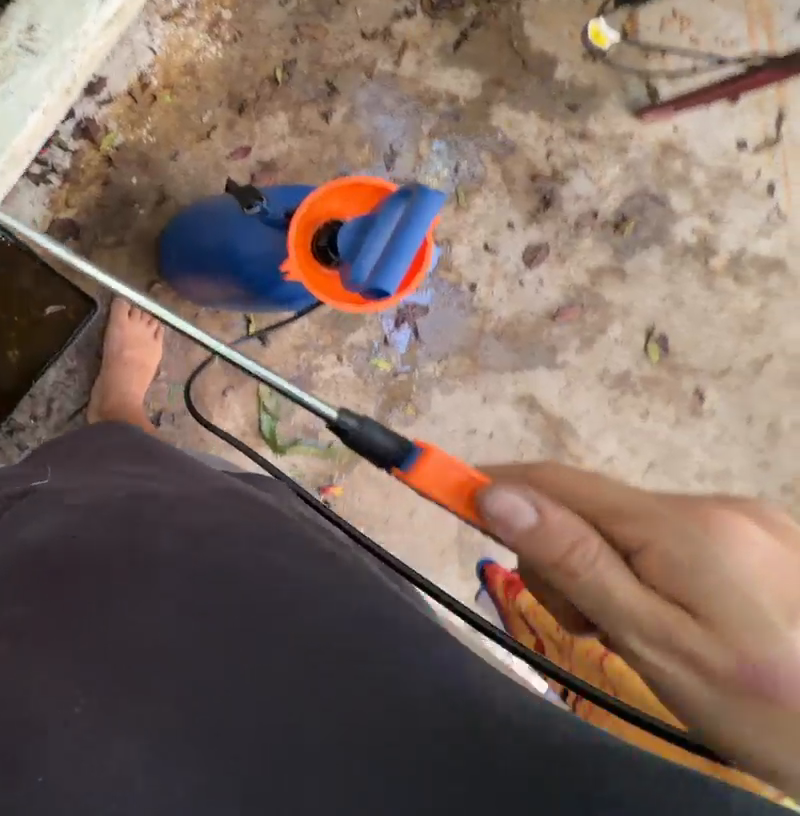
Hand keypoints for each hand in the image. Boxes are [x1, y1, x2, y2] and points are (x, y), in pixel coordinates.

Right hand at [477, 463, 799, 790]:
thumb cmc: (770, 709)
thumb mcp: (655, 643)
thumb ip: (574, 563)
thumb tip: (494, 495)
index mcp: (683, 526)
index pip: (552, 482)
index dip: (485, 483)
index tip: (426, 482)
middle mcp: (717, 506)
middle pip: (586, 505)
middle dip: (557, 551)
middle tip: (579, 621)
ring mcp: (751, 521)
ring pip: (625, 523)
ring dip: (602, 564)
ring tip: (635, 630)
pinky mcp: (770, 541)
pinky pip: (669, 536)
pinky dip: (644, 568)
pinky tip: (677, 618)